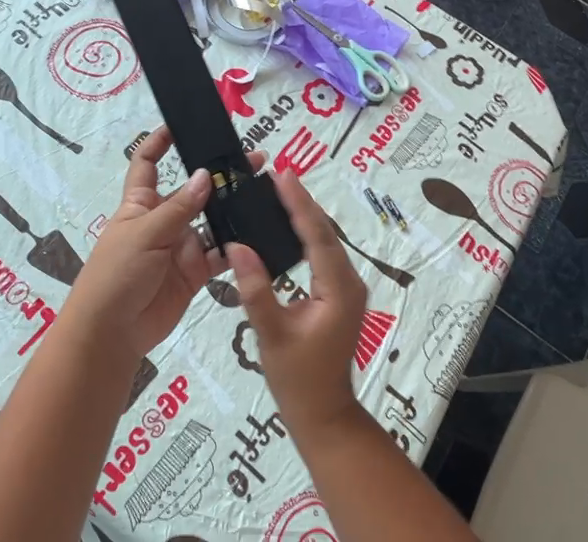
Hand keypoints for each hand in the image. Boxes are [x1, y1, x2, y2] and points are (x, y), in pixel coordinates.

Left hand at [62, 127, 258, 361]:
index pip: (147, 163)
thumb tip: (206, 174)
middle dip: (220, 175)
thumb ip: (180, 207)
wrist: (111, 333)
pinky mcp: (195, 273)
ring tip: (265, 192)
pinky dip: (238, 245)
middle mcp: (163, 220)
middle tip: (255, 161)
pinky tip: (260, 232)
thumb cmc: (117, 273)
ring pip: (212, 220)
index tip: (183, 125)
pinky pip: (220, 254)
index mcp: (141, 203)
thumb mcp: (145, 233)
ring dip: (235, 208)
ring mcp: (181, 246)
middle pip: (194, 190)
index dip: (160, 142)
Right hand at [228, 169, 368, 438]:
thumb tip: (237, 246)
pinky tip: (290, 226)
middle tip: (277, 175)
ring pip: (325, 243)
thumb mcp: (271, 334)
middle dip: (302, 203)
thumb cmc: (297, 378)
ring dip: (305, 217)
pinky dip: (307, 236)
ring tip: (280, 190)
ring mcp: (347, 289)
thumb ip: (255, 289)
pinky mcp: (339, 295)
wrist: (322, 412)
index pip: (318, 236)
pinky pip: (323, 256)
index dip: (299, 204)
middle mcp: (349, 282)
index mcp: (338, 289)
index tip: (284, 175)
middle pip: (325, 233)